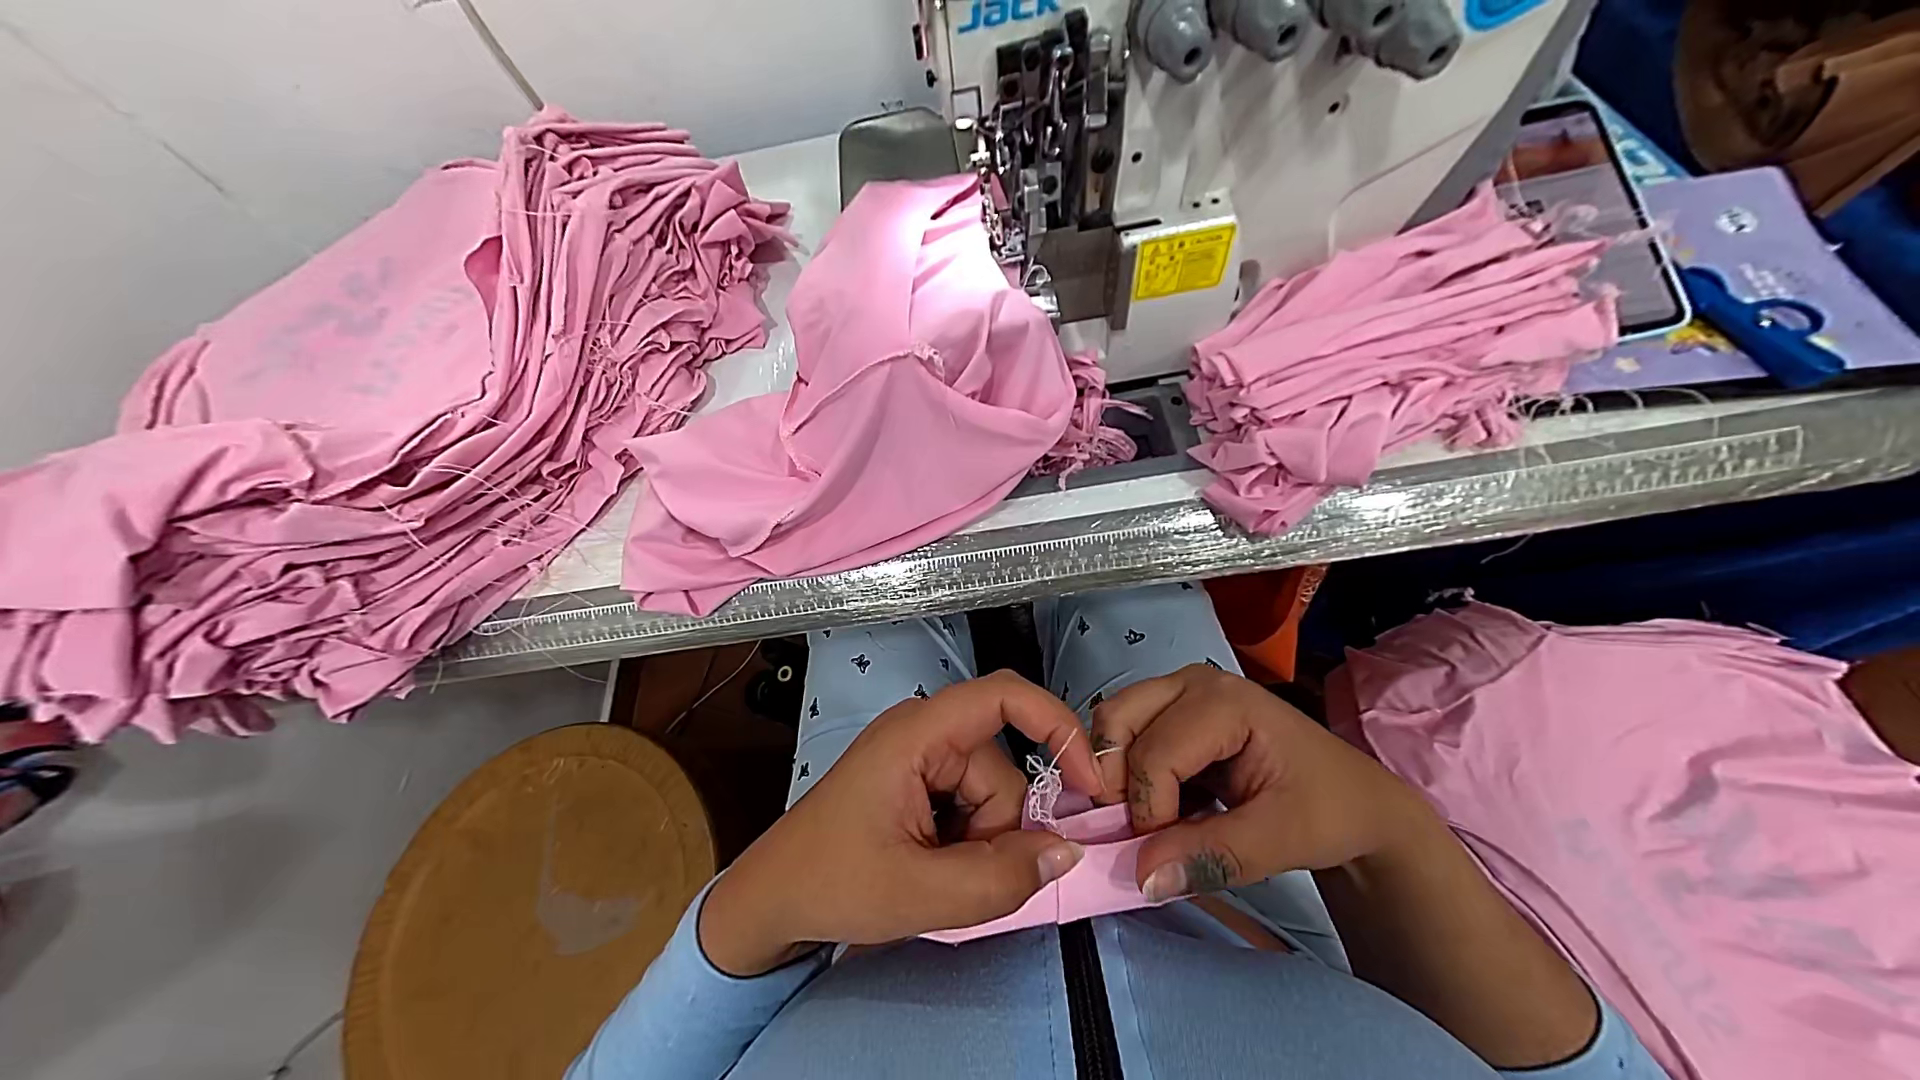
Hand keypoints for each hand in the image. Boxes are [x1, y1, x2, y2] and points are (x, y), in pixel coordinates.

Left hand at [700, 671, 1102, 975]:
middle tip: (961, 876)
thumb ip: (999, 879)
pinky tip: (935, 866)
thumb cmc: (831, 883)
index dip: (1057, 726)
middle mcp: (925, 732)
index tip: (1088, 783)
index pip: (1004, 696)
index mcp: (918, 733)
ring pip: (994, 794)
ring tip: (937, 875)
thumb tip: (1067, 850)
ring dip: (984, 842)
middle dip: (1002, 829)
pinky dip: (971, 841)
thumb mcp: (917, 893)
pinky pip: (974, 806)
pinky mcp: (922, 782)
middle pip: (1005, 767)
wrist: (772, 900)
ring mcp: (923, 757)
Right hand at [1090, 664, 1440, 900]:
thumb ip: (1213, 857)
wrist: (1355, 799)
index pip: (1153, 755)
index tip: (1169, 852)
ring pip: (1112, 724)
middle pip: (1117, 721)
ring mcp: (1178, 692)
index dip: (1149, 812)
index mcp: (1224, 702)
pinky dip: (1126, 774)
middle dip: (1116, 782)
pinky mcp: (1171, 711)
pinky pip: (1124, 735)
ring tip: (1150, 818)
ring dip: (1116, 776)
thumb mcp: (1284, 840)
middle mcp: (1191, 683)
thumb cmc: (1331, 809)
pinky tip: (1161, 804)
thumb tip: (1141, 876)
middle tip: (1139, 830)